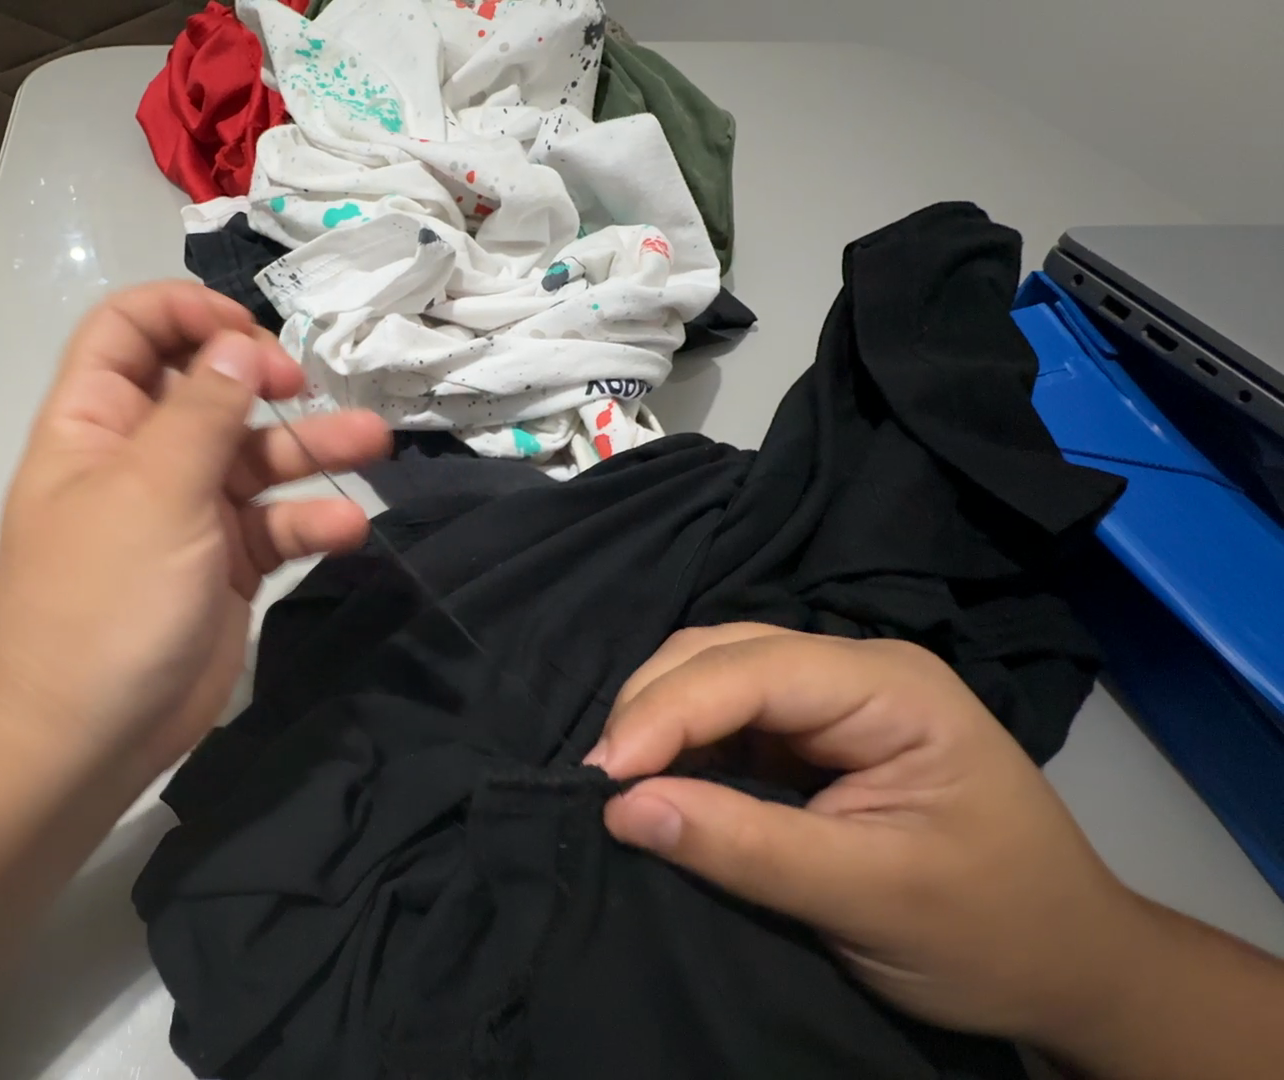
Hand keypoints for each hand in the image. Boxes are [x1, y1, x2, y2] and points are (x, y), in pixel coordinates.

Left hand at [0, 282, 389, 779]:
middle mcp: (141, 459)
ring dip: (309, 448)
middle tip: (304, 385)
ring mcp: (185, 514)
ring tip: (373, 442)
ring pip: (252, 459)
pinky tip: (346, 527)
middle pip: (205, 390)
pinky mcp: (223, 565)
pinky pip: (273, 526)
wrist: (91, 735)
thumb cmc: (106, 601)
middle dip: (259, 379)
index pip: (130, 332)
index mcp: (95, 424)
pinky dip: (309, 521)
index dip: (186, 313)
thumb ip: (201, 410)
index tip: (249, 331)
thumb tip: (234, 341)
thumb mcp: (153, 491)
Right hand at [584, 623, 1146, 1044]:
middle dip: (649, 710)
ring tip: (619, 782)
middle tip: (602, 784)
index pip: (749, 671)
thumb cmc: (994, 932)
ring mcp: (823, 695)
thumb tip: (620, 808)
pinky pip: (714, 714)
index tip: (603, 777)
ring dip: (653, 721)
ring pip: (704, 673)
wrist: (1070, 966)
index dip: (666, 712)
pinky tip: (655, 777)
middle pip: (715, 654)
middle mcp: (849, 669)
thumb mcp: (872, 898)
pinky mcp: (799, 729)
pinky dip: (672, 742)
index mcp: (889, 688)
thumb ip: (744, 847)